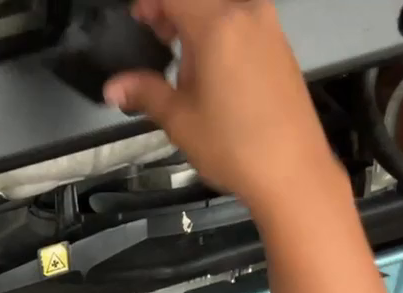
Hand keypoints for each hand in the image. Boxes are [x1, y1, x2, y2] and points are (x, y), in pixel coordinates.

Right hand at [104, 0, 341, 212]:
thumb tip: (113, 87)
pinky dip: (219, 31)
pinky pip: (242, 20)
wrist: (289, 167)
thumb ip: (145, 92)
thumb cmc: (232, 144)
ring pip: (224, 6)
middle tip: (155, 40)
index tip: (137, 21)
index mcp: (218, 26)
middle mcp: (247, 13)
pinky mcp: (278, 43)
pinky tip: (208, 68)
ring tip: (181, 60)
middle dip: (172, 11)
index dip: (151, 3)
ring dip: (196, 21)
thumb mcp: (179, 119)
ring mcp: (268, 25)